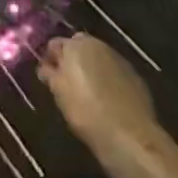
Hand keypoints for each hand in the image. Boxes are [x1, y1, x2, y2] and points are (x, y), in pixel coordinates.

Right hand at [38, 33, 160, 155]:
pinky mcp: (132, 73)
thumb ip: (51, 75)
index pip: (56, 43)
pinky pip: (112, 69)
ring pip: (97, 56)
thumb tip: (45, 66)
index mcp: (77, 45)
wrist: (128, 133)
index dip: (50, 57)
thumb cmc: (86, 113)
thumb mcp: (60, 95)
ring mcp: (118, 57)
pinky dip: (105, 76)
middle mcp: (98, 44)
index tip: (46, 73)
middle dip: (71, 58)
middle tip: (64, 81)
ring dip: (89, 66)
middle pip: (79, 45)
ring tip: (84, 90)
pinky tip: (104, 96)